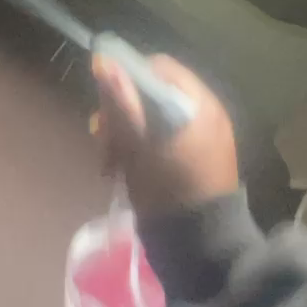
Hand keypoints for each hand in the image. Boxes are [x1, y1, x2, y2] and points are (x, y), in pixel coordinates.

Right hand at [91, 51, 238, 216]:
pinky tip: (120, 168)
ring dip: (123, 133)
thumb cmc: (169, 191)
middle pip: (150, 93)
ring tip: (110, 162)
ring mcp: (198, 136)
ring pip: (148, 117)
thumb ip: (122, 103)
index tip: (107, 107)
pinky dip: (136, 147)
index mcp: (199, 105)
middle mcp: (203, 114)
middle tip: (104, 141)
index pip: (157, 68)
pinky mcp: (190, 157)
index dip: (127, 79)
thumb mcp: (138, 145)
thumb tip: (103, 61)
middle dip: (120, 113)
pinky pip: (157, 137)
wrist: (199, 245)